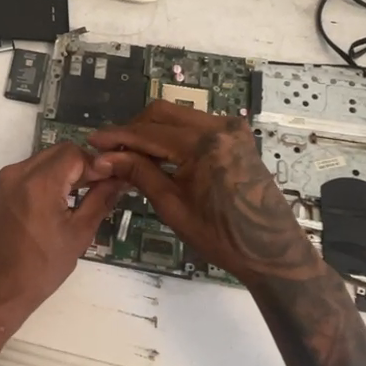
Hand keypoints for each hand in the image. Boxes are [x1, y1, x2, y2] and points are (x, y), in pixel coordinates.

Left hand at [0, 143, 126, 331]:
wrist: (2, 286)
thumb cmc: (43, 266)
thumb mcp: (79, 234)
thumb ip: (100, 200)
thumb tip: (119, 179)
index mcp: (38, 183)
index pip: (74, 153)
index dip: (97, 164)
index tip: (113, 180)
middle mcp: (18, 173)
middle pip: (59, 152)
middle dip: (83, 165)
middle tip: (103, 186)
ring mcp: (7, 179)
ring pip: (46, 158)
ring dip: (67, 170)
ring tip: (87, 193)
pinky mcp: (3, 188)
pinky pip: (32, 170)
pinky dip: (51, 176)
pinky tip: (66, 197)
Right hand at [88, 101, 314, 286]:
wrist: (272, 252)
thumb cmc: (222, 236)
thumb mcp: (172, 206)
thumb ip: (139, 173)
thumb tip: (104, 157)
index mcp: (204, 144)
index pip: (148, 132)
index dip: (117, 137)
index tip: (92, 141)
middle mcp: (220, 127)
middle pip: (162, 113)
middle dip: (134, 129)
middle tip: (112, 150)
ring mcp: (232, 129)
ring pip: (178, 116)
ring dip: (152, 131)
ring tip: (132, 154)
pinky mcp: (237, 137)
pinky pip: (195, 125)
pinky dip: (173, 135)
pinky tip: (158, 154)